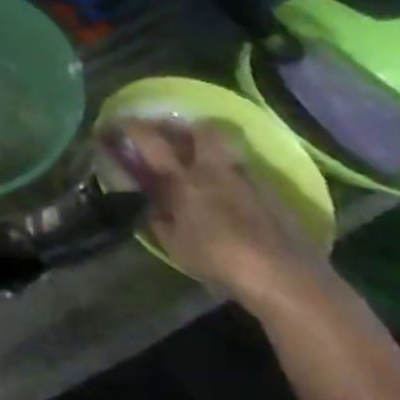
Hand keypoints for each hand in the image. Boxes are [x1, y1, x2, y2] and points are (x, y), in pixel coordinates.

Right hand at [111, 119, 326, 306]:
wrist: (285, 276)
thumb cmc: (219, 260)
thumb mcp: (174, 244)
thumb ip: (159, 218)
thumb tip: (150, 204)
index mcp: (184, 179)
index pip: (150, 140)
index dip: (129, 127)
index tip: (114, 123)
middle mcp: (214, 168)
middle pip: (199, 129)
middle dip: (180, 128)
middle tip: (165, 137)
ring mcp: (246, 177)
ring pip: (223, 148)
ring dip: (206, 149)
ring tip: (194, 164)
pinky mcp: (271, 192)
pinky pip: (241, 170)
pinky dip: (226, 173)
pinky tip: (222, 193)